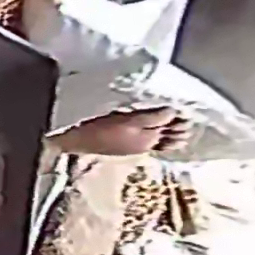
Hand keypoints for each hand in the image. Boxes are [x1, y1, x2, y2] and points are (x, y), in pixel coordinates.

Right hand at [48, 107, 190, 155]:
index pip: (177, 125)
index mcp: (151, 139)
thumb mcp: (128, 120)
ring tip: (165, 121)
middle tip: (174, 113)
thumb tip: (175, 112)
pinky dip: (156, 137)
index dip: (180, 115)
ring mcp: (136, 148)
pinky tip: (151, 131)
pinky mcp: (125, 148)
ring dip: (168, 131)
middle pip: (174, 136)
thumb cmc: (99, 130)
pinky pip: (150, 143)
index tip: (176, 105)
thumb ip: (155, 117)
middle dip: (178, 124)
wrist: (74, 144)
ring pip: (163, 140)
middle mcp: (148, 146)